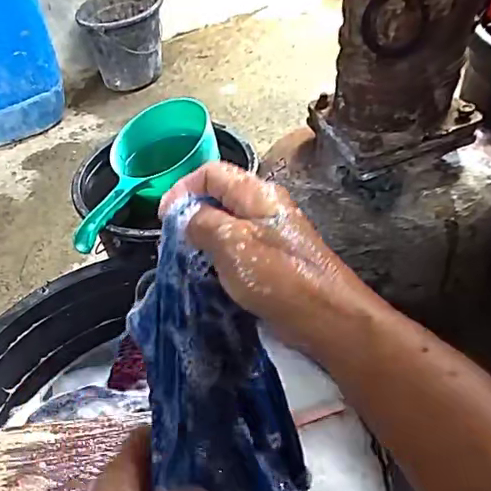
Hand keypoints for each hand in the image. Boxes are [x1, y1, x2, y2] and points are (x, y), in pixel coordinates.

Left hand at [26, 428, 209, 490]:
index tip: (201, 432)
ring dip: (180, 489)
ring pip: (156, 488)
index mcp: (119, 473)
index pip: (144, 435)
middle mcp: (120, 484)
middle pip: (153, 461)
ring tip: (215, 489)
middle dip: (182, 461)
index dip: (169, 429)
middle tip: (217, 462)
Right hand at [159, 158, 383, 357]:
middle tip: (173, 244)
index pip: (212, 172)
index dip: (183, 188)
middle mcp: (265, 209)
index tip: (163, 219)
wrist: (327, 318)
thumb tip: (183, 216)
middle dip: (191, 215)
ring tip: (187, 262)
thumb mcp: (232, 244)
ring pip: (226, 226)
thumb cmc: (280, 278)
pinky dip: (219, 259)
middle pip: (218, 198)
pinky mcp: (273, 264)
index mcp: (258, 194)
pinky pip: (237, 252)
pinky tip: (211, 278)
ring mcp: (271, 236)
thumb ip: (202, 223)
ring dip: (203, 240)